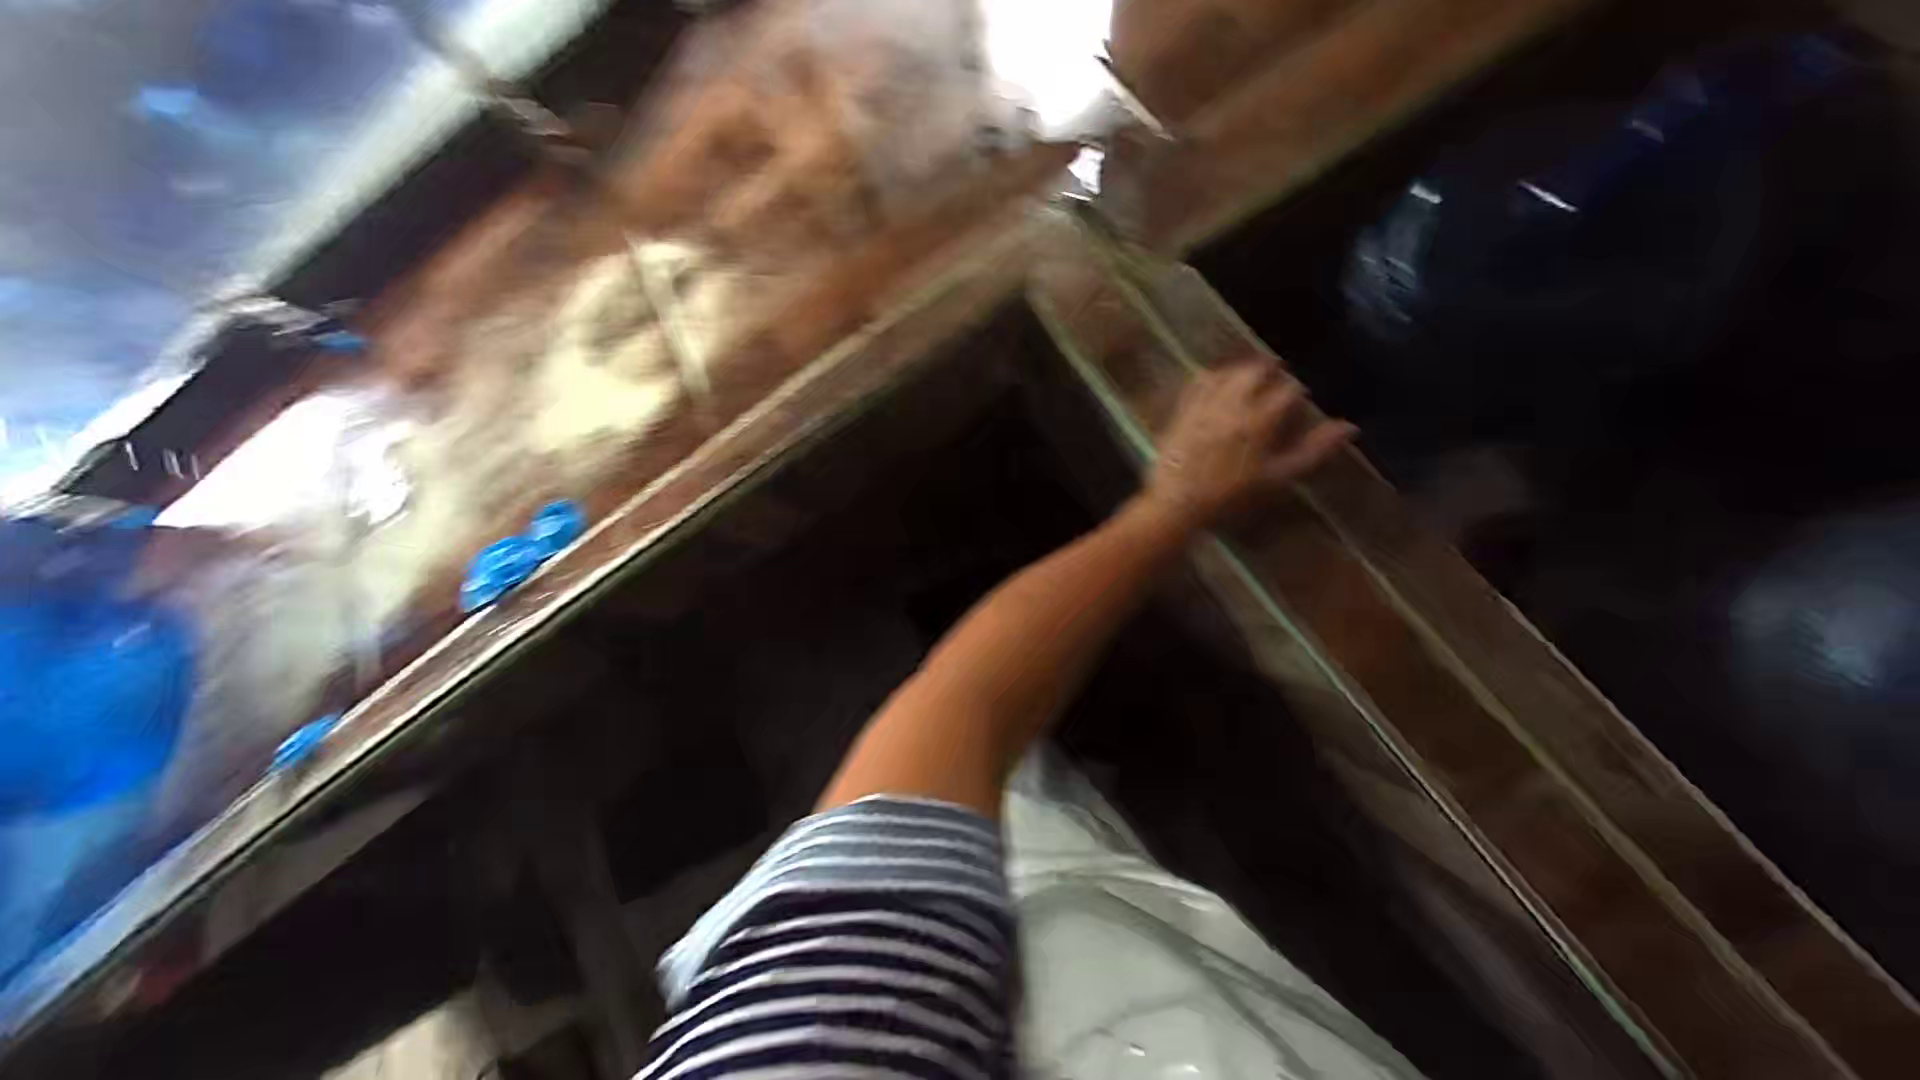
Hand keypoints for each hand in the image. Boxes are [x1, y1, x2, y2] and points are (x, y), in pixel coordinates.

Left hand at [1144, 358, 1355, 529]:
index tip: (1300, 400)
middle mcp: (1233, 403)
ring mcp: (1204, 405)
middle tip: (1278, 377)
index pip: (1289, 390)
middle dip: (1271, 371)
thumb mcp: (1278, 477)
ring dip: (1242, 370)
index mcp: (1260, 419)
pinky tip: (1216, 381)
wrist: (1177, 502)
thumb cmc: (1231, 495)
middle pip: (1256, 371)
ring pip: (1227, 372)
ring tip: (1251, 376)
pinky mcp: (1182, 411)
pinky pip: (1197, 383)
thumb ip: (1313, 450)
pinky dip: (1211, 376)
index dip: (1298, 393)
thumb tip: (1350, 427)